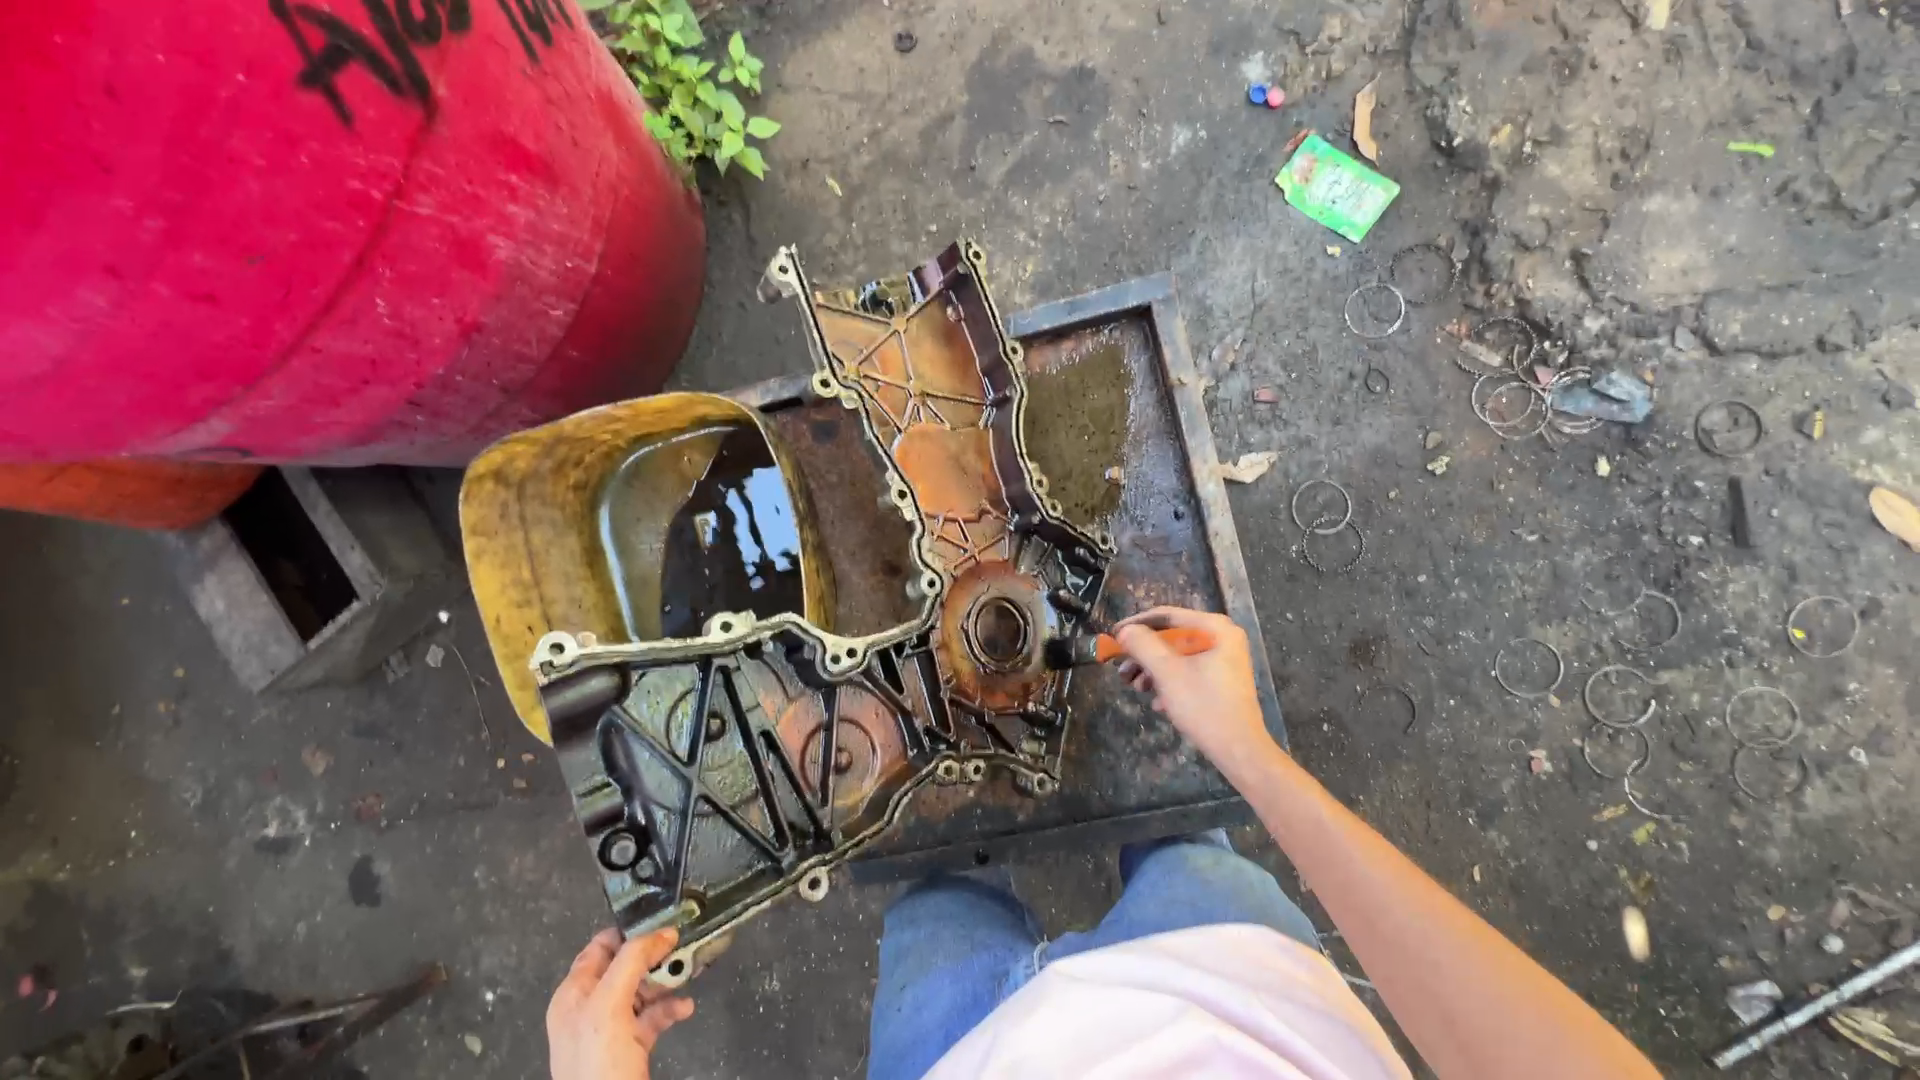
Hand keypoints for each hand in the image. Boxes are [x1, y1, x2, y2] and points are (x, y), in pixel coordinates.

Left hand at [547, 928, 693, 1079]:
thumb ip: (633, 961)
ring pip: (643, 990)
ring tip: (691, 974)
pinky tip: (685, 1008)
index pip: (601, 947)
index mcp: (574, 993)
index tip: (663, 922)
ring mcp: (610, 1028)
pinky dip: (670, 1008)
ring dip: (668, 981)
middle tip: (685, 947)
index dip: (630, 932)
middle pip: (626, 967)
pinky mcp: (630, 1045)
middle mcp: (590, 1006)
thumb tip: (664, 931)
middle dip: (657, 957)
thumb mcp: (610, 1005)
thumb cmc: (599, 1060)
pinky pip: (653, 1016)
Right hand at [1113, 607, 1275, 769]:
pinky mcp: (1223, 679)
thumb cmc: (1204, 706)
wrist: (1239, 750)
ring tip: (1136, 688)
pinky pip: (1190, 670)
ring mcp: (1225, 658)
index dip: (1135, 624)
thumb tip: (1125, 631)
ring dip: (1153, 670)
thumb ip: (1142, 645)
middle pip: (1172, 636)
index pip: (1166, 615)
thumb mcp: (1167, 673)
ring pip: (1179, 655)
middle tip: (1121, 668)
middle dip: (1143, 654)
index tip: (1112, 636)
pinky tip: (1158, 702)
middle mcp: (1223, 637)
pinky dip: (1170, 682)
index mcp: (1214, 628)